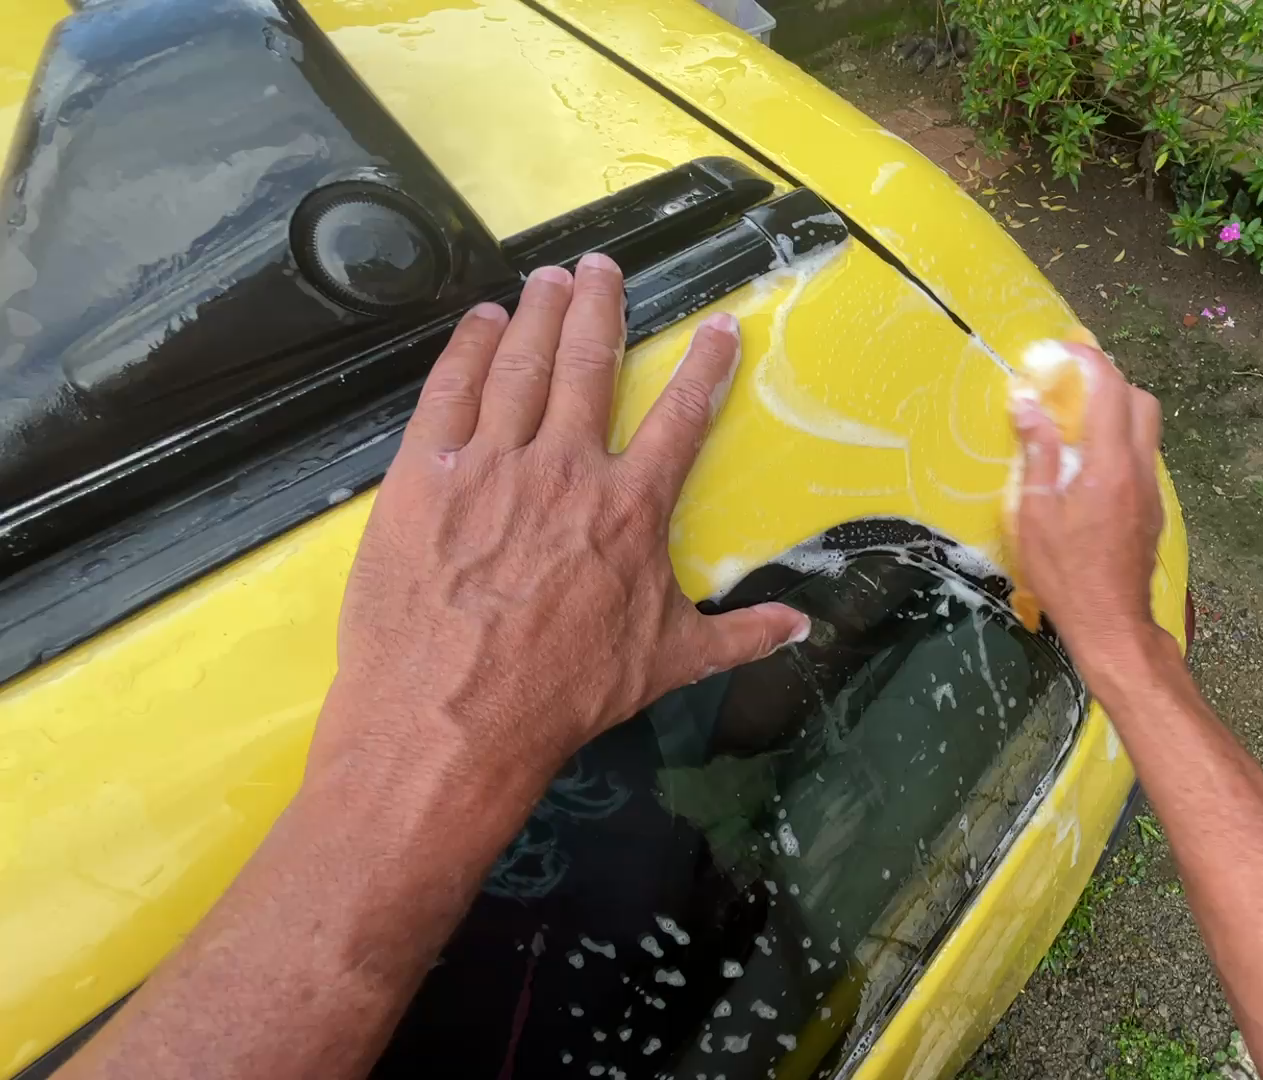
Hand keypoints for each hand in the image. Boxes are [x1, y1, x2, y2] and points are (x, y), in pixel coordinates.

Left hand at [312, 254, 808, 785]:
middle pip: (590, 367)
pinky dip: (467, 350)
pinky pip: (449, 395)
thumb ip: (745, 634)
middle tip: (603, 265)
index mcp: (632, 507)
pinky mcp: (424, 477)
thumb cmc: (573, 688)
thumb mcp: (674, 660)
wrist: (455, 720)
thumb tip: (807, 627)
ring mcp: (493, 466)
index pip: (682, 418)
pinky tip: (482, 320)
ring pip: (521, 367)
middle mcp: (568, 469)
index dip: (706, 367)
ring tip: (551, 275)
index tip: (720, 325)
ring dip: (541, 314)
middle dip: (602, 309)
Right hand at [1012, 343, 1167, 666]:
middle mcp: (1139, 468)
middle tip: (1071, 391)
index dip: (1086, 359)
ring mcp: (1152, 490)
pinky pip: (1143, 459)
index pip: (1109, 388)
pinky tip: (1090, 471)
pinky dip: (1121, 445)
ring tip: (1077, 429)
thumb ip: (1037, 453)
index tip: (1059, 352)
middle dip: (1109, 383)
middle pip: (1141, 401)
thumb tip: (1026, 403)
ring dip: (1117, 414)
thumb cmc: (1065, 572)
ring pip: (1147, 431)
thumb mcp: (1037, 513)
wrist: (1111, 623)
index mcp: (1108, 463)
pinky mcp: (1154, 510)